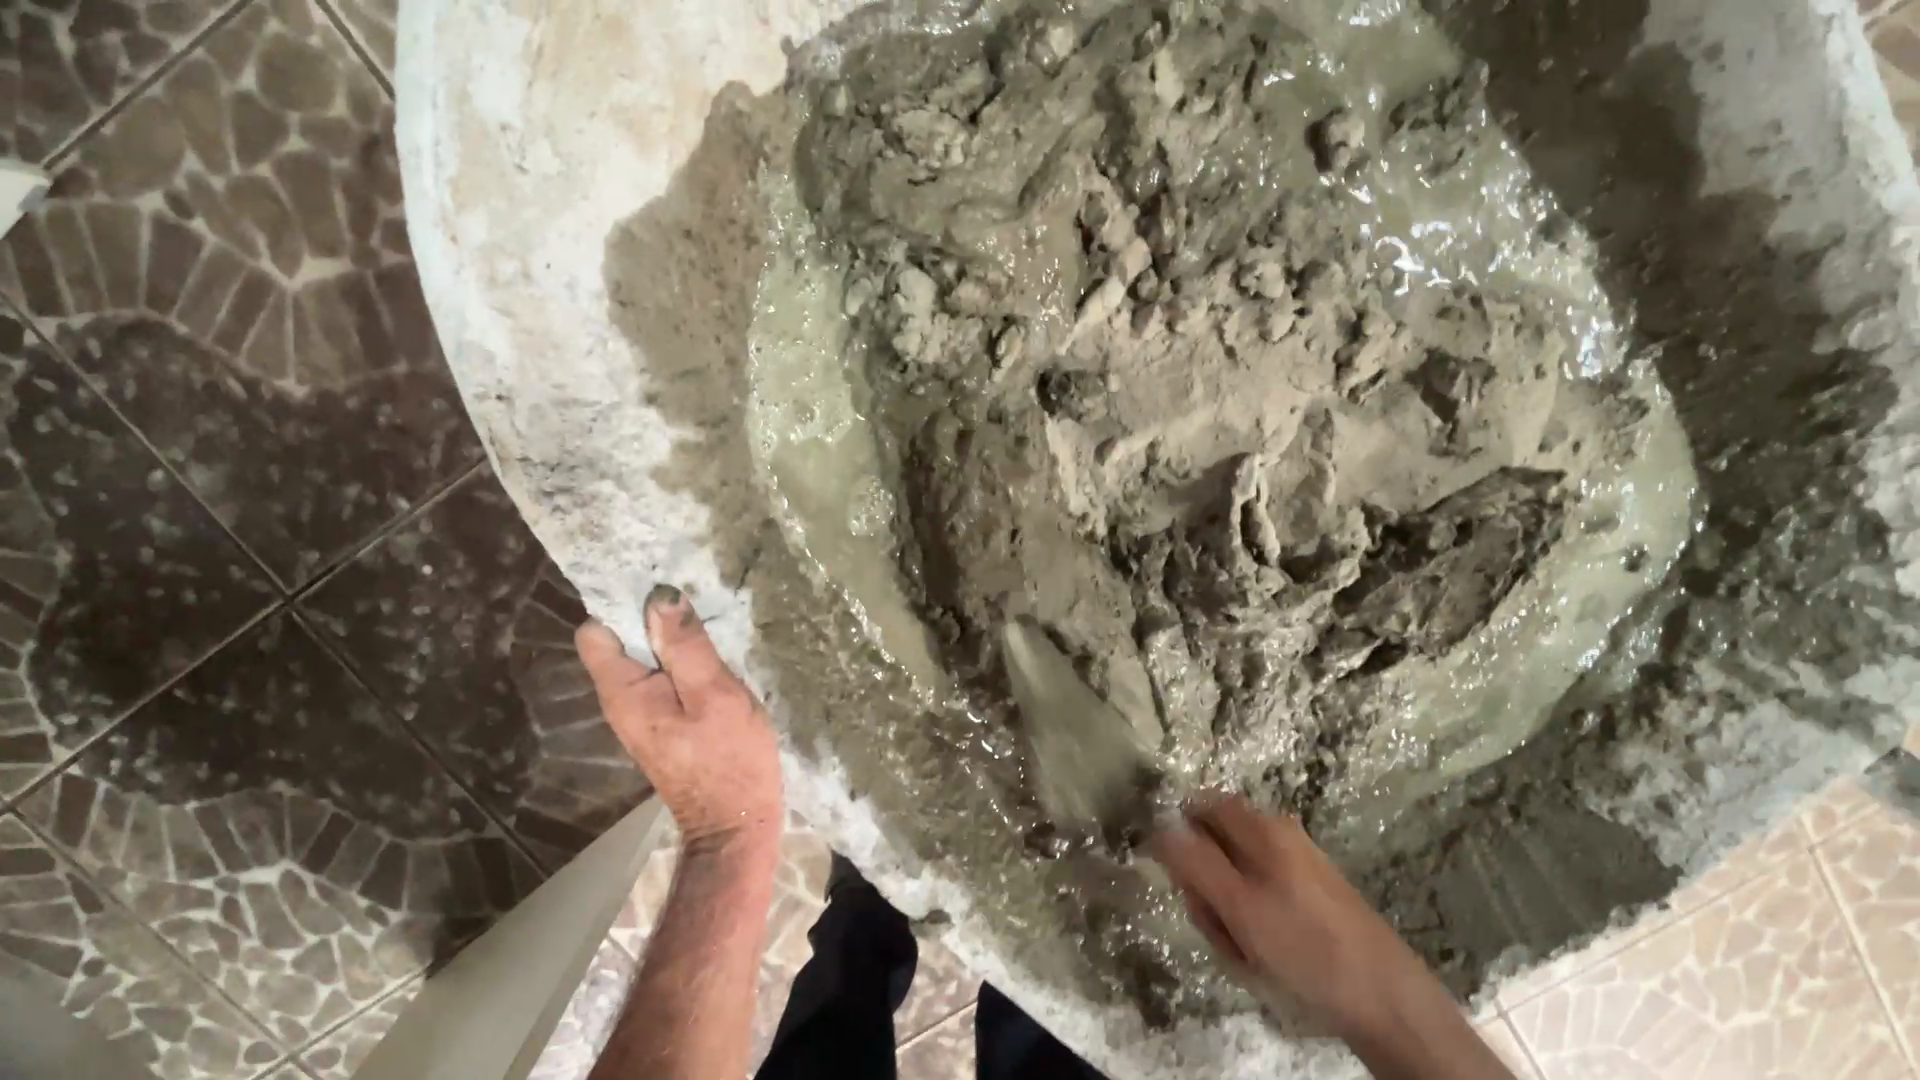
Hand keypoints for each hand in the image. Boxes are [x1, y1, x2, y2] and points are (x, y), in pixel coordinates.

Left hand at [575, 585, 782, 852]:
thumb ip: (686, 645)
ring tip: (705, 619)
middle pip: (620, 639)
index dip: (622, 603)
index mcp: (624, 691)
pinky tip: (709, 653)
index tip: (660, 586)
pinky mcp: (664, 721)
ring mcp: (642, 713)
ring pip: (644, 657)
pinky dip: (680, 659)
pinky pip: (661, 676)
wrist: (737, 823)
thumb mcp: (714, 694)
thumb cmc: (729, 759)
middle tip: (692, 596)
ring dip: (670, 637)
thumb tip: (660, 595)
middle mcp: (622, 700)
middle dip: (651, 615)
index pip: (596, 630)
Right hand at [1146, 795, 1435, 1040]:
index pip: (1199, 807)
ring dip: (1226, 914)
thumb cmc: (1306, 948)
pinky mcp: (1312, 898)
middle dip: (1204, 887)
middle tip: (1215, 925)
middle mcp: (1280, 835)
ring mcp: (1299, 867)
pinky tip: (1265, 960)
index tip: (1177, 880)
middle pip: (1215, 846)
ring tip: (1242, 951)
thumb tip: (1156, 825)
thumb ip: (1193, 862)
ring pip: (1236, 881)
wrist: (1386, 1001)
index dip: (1179, 838)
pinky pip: (1261, 903)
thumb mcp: (1237, 906)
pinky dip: (1252, 928)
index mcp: (1262, 827)